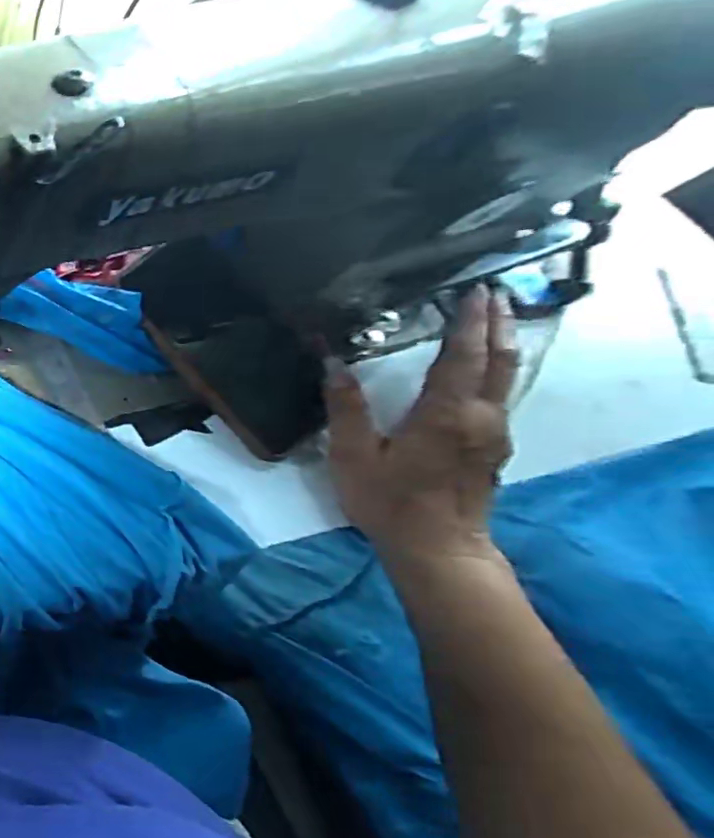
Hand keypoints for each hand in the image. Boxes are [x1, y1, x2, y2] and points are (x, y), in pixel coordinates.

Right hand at [324, 285, 517, 561]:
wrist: (436, 545)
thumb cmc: (388, 500)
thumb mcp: (352, 456)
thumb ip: (347, 409)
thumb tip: (333, 365)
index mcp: (445, 414)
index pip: (462, 358)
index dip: (467, 324)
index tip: (472, 293)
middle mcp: (481, 416)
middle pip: (498, 361)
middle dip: (495, 325)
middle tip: (491, 294)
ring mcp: (493, 432)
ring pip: (505, 377)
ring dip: (499, 345)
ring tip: (492, 321)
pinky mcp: (491, 446)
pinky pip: (498, 395)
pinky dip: (493, 370)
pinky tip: (480, 369)